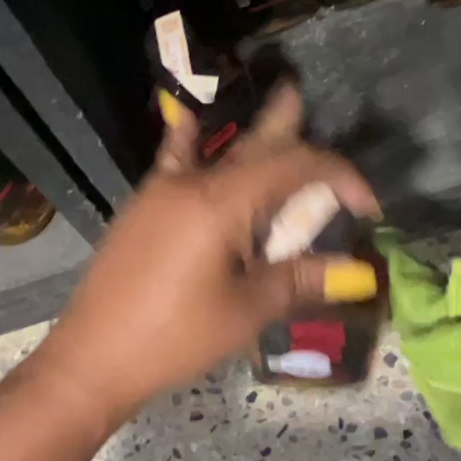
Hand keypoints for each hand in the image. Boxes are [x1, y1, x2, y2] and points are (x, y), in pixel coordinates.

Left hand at [27, 81, 380, 429]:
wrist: (93, 357)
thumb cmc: (175, 338)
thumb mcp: (245, 311)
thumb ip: (299, 280)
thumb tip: (356, 272)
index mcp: (223, 202)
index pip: (296, 165)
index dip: (339, 176)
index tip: (368, 207)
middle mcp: (192, 183)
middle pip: (255, 146)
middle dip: (292, 130)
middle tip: (310, 103)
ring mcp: (160, 194)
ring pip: (218, 152)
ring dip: (252, 136)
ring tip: (274, 107)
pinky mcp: (142, 211)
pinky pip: (172, 163)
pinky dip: (188, 142)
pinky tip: (187, 120)